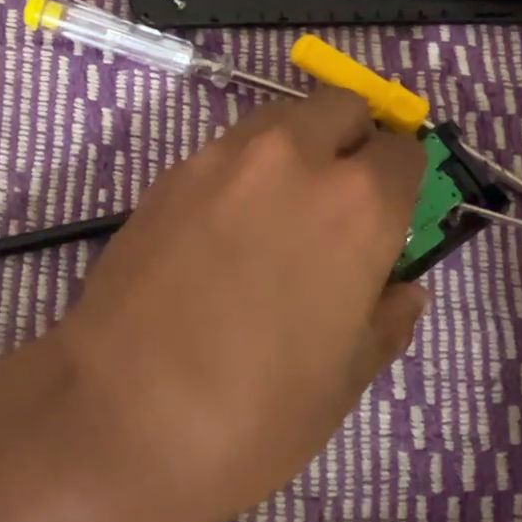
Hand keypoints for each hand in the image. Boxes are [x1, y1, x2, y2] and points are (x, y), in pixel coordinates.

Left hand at [56, 86, 427, 521]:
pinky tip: (225, 230)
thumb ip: (386, 320)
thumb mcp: (344, 380)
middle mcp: (294, 158)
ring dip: (297, 146)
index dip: (404, 180)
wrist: (118, 415)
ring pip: (280, 119)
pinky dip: (244, 170)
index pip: (402, 151)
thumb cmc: (253, 412)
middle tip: (341, 200)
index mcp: (357, 204)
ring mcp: (223, 157)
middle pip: (341, 107)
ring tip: (281, 213)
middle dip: (353, 140)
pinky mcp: (170, 172)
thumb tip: (404, 289)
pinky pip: (226, 150)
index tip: (392, 215)